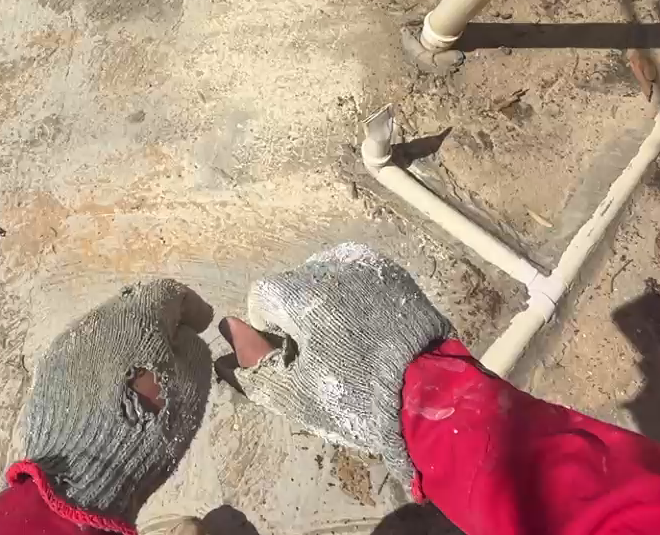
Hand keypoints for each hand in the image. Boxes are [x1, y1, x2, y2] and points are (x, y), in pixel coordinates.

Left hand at [21, 280, 212, 525]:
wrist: (81, 474)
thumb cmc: (147, 427)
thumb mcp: (193, 386)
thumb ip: (193, 347)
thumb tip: (180, 335)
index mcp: (138, 315)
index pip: (169, 292)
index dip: (190, 306)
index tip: (202, 324)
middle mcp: (100, 317)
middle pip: (136, 306)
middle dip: (157, 321)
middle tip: (172, 345)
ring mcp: (70, 341)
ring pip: (109, 328)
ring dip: (128, 341)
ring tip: (139, 370)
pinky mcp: (51, 367)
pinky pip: (86, 352)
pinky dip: (104, 360)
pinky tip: (110, 388)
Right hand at [219, 244, 450, 475]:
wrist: (431, 394)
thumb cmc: (356, 398)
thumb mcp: (296, 395)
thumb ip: (254, 363)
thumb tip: (228, 332)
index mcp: (297, 291)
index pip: (261, 297)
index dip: (273, 331)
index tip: (296, 357)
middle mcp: (325, 264)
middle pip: (294, 286)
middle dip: (301, 315)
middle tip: (327, 355)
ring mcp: (361, 262)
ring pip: (326, 279)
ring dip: (328, 303)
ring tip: (353, 341)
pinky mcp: (390, 269)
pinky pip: (356, 277)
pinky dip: (356, 297)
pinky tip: (374, 329)